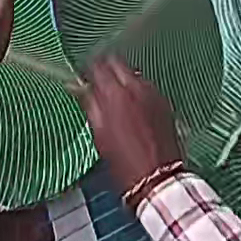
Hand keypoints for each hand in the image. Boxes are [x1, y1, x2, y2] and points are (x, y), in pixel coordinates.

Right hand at [76, 58, 182, 193]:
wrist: (158, 178)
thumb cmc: (123, 161)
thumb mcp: (99, 133)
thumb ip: (89, 104)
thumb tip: (77, 86)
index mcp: (115, 94)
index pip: (98, 66)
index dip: (88, 69)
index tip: (84, 76)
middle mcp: (135, 87)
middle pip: (117, 63)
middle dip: (106, 68)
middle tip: (98, 81)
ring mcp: (152, 92)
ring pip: (132, 73)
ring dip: (122, 77)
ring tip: (115, 94)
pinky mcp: (163, 101)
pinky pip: (145, 85)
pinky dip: (136, 88)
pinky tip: (132, 103)